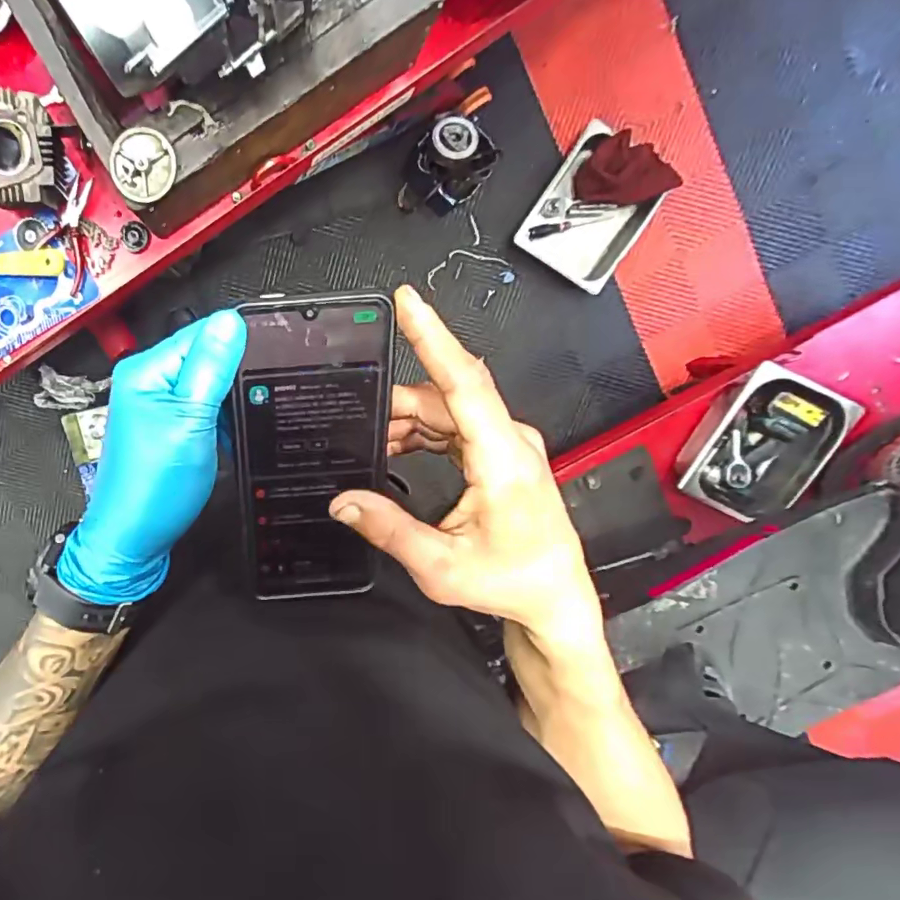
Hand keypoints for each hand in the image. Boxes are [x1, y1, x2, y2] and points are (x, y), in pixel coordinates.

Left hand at [57, 310, 245, 604]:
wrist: (135, 537)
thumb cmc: (152, 489)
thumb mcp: (190, 422)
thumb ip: (211, 368)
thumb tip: (229, 323)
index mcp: (146, 370)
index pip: (202, 331)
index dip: (237, 345)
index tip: (261, 363)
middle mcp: (148, 381)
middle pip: (206, 354)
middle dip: (234, 376)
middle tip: (242, 405)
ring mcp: (158, 403)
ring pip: (209, 382)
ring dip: (228, 400)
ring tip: (226, 427)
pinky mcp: (168, 423)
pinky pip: (203, 405)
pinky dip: (219, 418)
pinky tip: (221, 436)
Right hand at [330, 287, 598, 642]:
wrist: (552, 596)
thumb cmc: (516, 580)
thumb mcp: (441, 564)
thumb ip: (387, 529)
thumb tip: (346, 502)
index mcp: (502, 459)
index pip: (463, 380)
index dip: (432, 337)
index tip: (408, 303)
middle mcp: (509, 441)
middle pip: (442, 395)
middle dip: (395, 400)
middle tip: (358, 414)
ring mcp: (507, 443)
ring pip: (446, 408)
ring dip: (407, 419)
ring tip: (376, 442)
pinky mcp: (501, 451)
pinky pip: (455, 423)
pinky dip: (422, 430)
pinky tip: (400, 447)